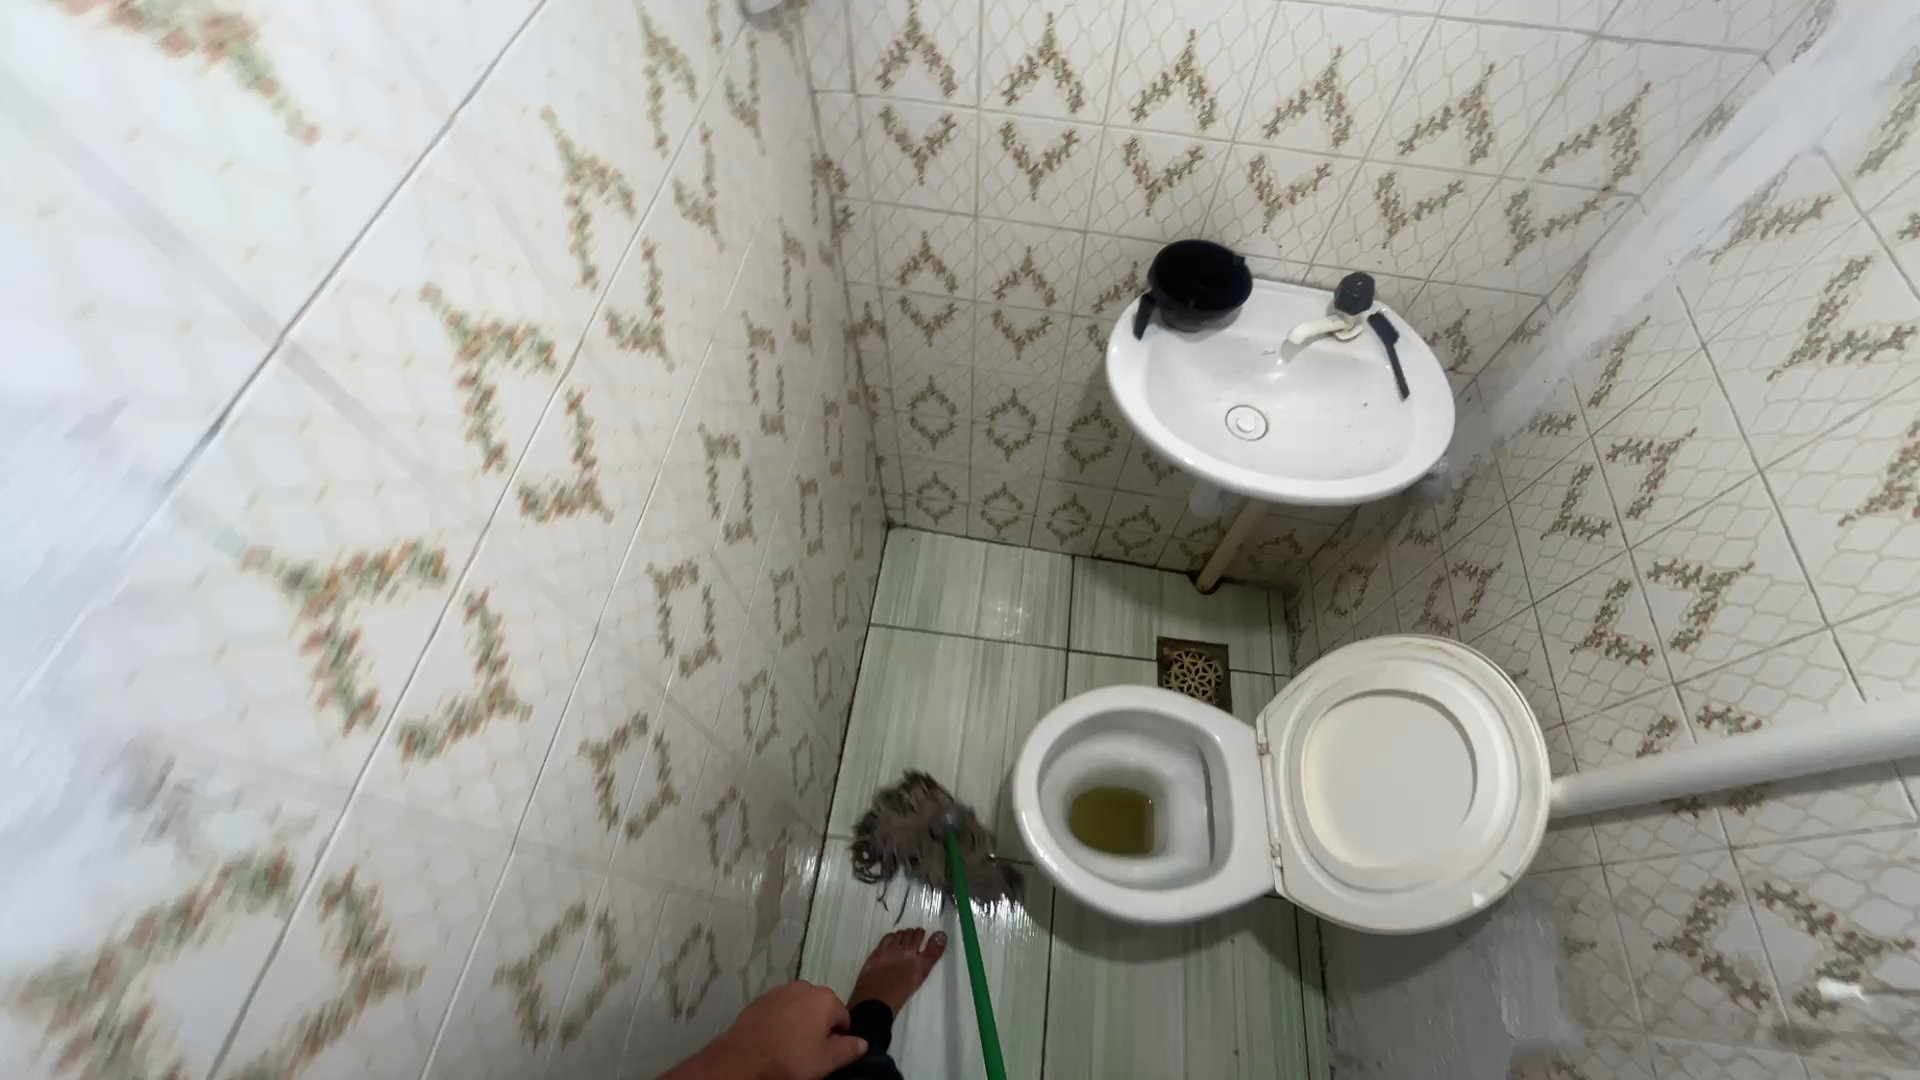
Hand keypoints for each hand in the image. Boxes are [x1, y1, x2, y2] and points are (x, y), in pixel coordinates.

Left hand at [682, 981, 869, 1079]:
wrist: (744, 1059)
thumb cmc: (790, 1059)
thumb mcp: (825, 1062)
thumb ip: (848, 1049)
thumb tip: (863, 1042)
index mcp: (825, 999)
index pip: (843, 1017)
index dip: (839, 1037)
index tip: (828, 1054)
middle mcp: (805, 986)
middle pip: (821, 1008)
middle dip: (819, 1026)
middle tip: (809, 1051)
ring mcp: (781, 990)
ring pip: (799, 1006)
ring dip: (799, 1021)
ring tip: (789, 1045)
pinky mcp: (761, 999)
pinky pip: (779, 1009)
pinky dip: (780, 1020)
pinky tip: (773, 1039)